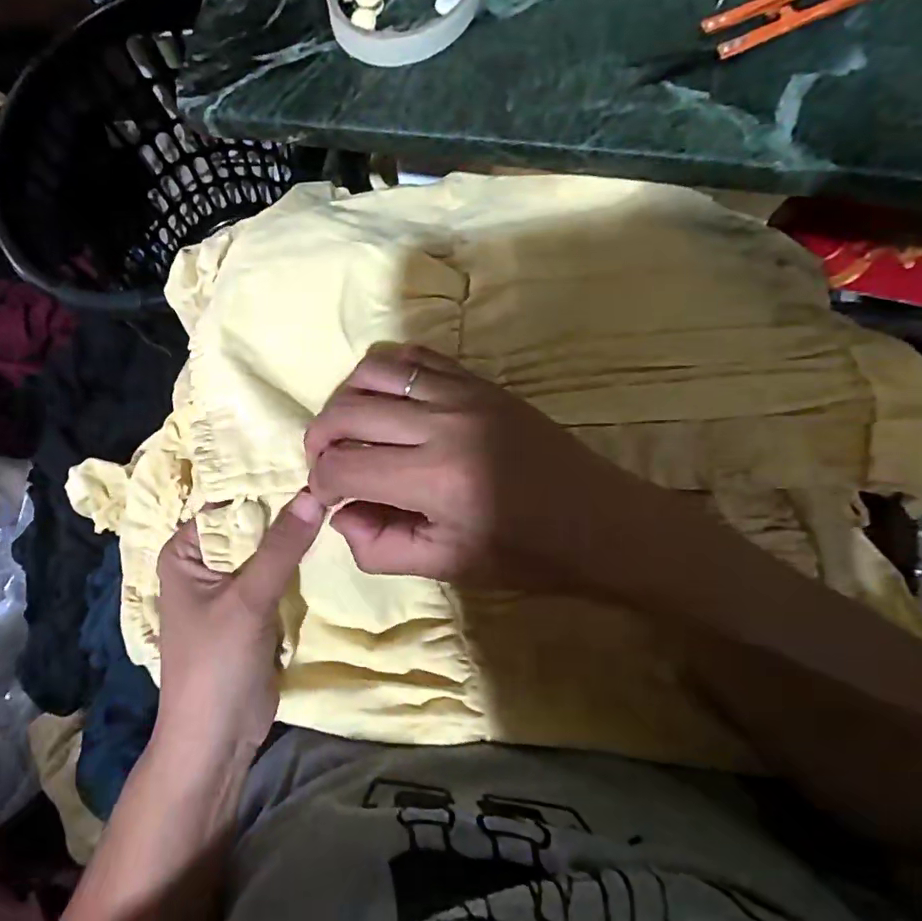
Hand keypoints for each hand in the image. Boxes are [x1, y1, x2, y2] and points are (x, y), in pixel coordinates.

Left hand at [151, 492, 321, 758]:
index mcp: (184, 550)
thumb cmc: (216, 664)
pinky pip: (276, 578)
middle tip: (335, 486)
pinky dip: (297, 569)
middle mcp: (203, 562)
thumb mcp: (247, 600)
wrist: (216, 740)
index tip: (311, 468)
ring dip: (295, 542)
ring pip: (267, 553)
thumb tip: (312, 494)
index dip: (266, 488)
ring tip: (339, 508)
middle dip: (286, 515)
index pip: (228, 505)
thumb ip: (280, 548)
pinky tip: (330, 546)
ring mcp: (229, 587)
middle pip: (250, 528)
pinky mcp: (252, 611)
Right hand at [304, 343, 654, 592]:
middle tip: (327, 464)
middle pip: (345, 411)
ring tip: (349, 429)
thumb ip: (378, 546)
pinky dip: (383, 373)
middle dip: (319, 440)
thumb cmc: (525, 554)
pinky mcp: (477, 379)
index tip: (327, 498)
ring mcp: (461, 392)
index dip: (321, 484)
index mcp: (435, 479)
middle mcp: (442, 424)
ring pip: (371, 371)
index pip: (343, 467)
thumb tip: (339, 515)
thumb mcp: (446, 565)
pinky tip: (386, 402)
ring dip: (344, 399)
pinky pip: (412, 355)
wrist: (602, 522)